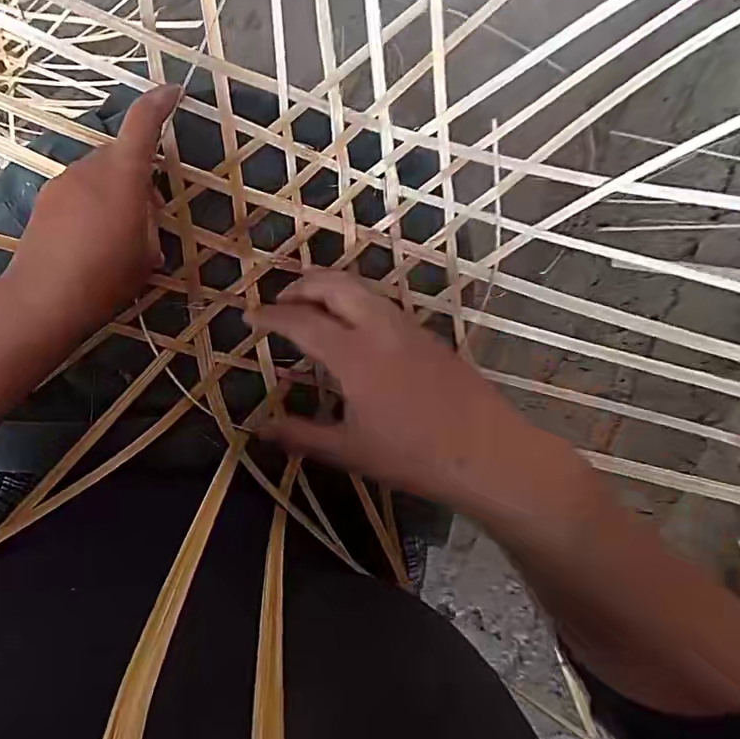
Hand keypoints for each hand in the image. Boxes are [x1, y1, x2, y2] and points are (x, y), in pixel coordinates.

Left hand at [0, 84, 178, 338]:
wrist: (43, 299)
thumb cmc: (106, 277)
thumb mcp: (147, 255)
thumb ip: (150, 225)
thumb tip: (142, 217)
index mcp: (123, 175)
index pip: (143, 123)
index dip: (160, 103)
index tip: (173, 92)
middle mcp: (90, 168)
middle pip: (120, 154)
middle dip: (137, 175)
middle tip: (146, 217)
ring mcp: (63, 182)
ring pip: (98, 174)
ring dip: (112, 191)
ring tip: (115, 236)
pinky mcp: (44, 200)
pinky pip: (78, 191)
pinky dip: (90, 204)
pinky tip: (88, 241)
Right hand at [253, 272, 739, 716]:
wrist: (490, 453)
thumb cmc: (415, 456)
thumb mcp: (351, 450)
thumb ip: (302, 436)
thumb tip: (261, 429)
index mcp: (354, 354)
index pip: (300, 321)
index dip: (270, 316)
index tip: (249, 318)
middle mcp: (379, 327)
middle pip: (332, 283)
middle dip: (299, 285)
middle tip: (279, 303)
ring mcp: (407, 326)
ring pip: (359, 288)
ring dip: (328, 289)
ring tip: (310, 310)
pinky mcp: (427, 334)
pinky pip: (380, 303)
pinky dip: (353, 302)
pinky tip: (351, 331)